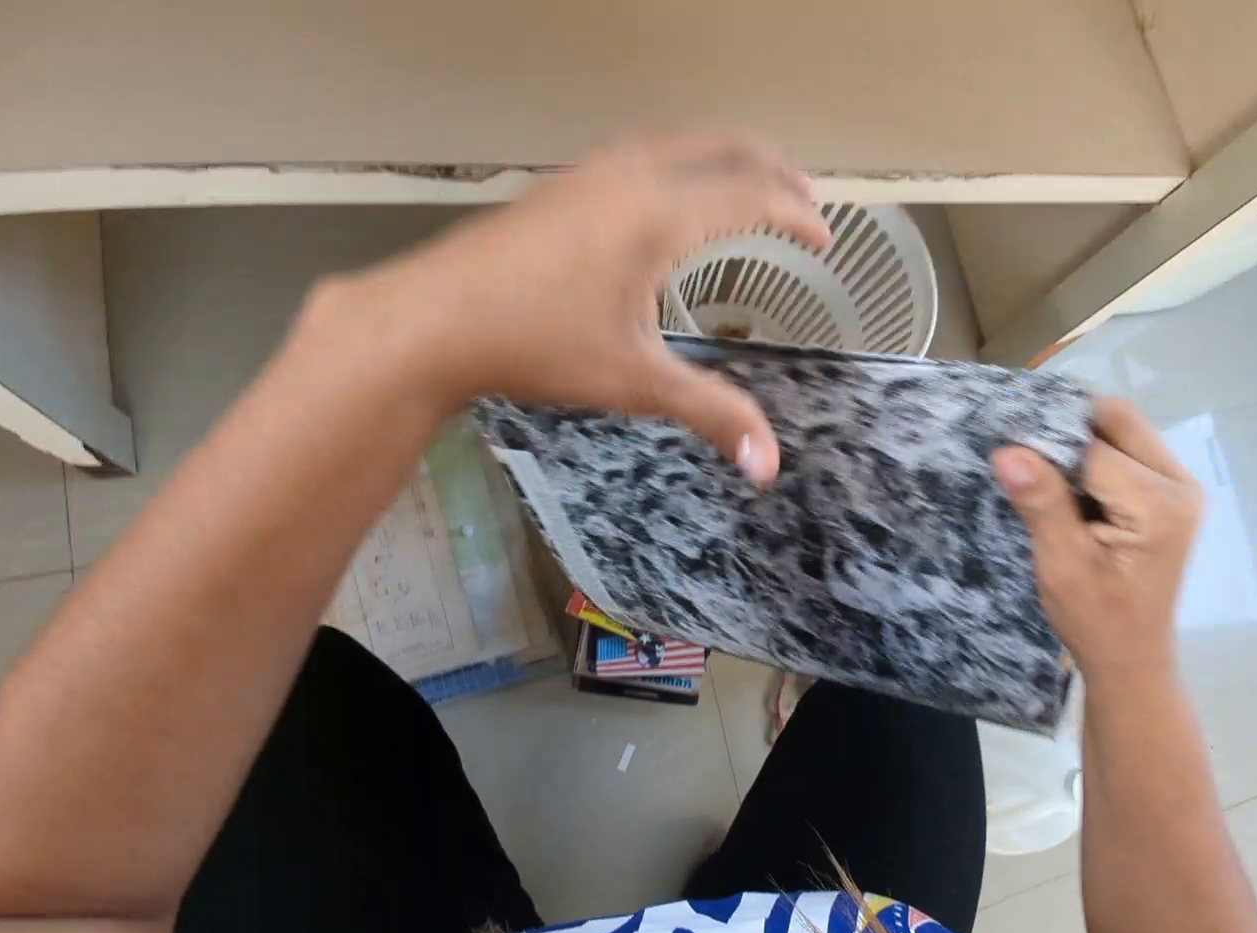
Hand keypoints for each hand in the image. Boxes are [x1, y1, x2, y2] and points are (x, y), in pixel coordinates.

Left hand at [326, 131, 830, 483]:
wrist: (430, 319)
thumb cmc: (538, 346)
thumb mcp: (635, 381)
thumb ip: (711, 413)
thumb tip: (769, 465)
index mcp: (660, 214)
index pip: (753, 195)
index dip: (799, 215)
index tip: (826, 241)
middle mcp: (631, 175)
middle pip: (725, 147)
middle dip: (774, 171)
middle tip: (805, 202)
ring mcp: (592, 173)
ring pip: (680, 143)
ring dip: (728, 161)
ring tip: (750, 193)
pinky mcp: (563, 186)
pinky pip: (644, 154)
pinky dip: (685, 166)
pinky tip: (673, 205)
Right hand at [991, 397, 1201, 677]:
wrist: (1130, 657)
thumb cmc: (1096, 619)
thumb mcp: (1062, 565)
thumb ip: (1042, 503)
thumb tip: (1007, 451)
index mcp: (1159, 504)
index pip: (1093, 448)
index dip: (1044, 442)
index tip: (1001, 446)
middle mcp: (1178, 483)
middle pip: (1117, 421)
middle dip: (1063, 427)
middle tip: (1017, 449)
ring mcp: (1176, 485)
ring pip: (1119, 430)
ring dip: (1075, 441)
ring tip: (1035, 468)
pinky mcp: (1164, 492)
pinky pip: (1123, 451)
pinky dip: (1086, 455)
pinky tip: (1059, 482)